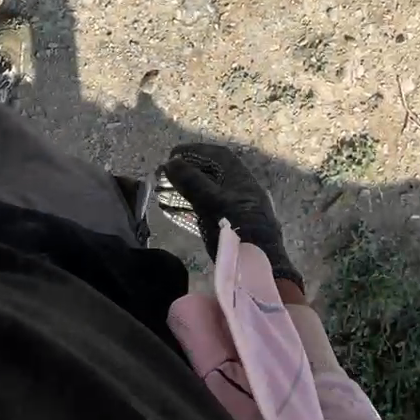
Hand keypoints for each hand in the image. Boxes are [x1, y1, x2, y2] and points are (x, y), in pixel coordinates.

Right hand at [157, 142, 302, 286]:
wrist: (257, 269)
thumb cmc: (236, 228)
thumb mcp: (210, 201)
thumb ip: (190, 181)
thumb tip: (170, 163)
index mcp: (241, 178)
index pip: (217, 155)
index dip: (194, 151)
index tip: (172, 155)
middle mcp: (241, 190)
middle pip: (210, 175)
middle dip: (185, 173)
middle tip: (163, 177)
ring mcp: (238, 210)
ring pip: (206, 194)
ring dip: (184, 192)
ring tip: (161, 195)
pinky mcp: (232, 228)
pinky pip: (207, 211)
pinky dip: (189, 209)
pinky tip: (172, 213)